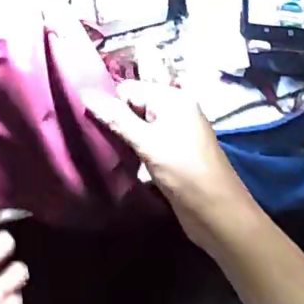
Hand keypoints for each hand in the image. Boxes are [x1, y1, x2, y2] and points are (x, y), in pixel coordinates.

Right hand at [87, 80, 261, 254]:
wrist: (219, 215)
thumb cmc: (184, 173)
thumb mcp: (148, 144)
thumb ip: (116, 119)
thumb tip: (85, 94)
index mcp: (172, 98)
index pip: (129, 89)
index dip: (108, 102)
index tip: (84, 120)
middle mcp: (175, 108)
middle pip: (134, 105)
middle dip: (113, 119)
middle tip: (88, 136)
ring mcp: (175, 131)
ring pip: (139, 125)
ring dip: (121, 136)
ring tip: (97, 148)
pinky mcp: (173, 152)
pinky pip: (147, 140)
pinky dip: (132, 147)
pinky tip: (116, 159)